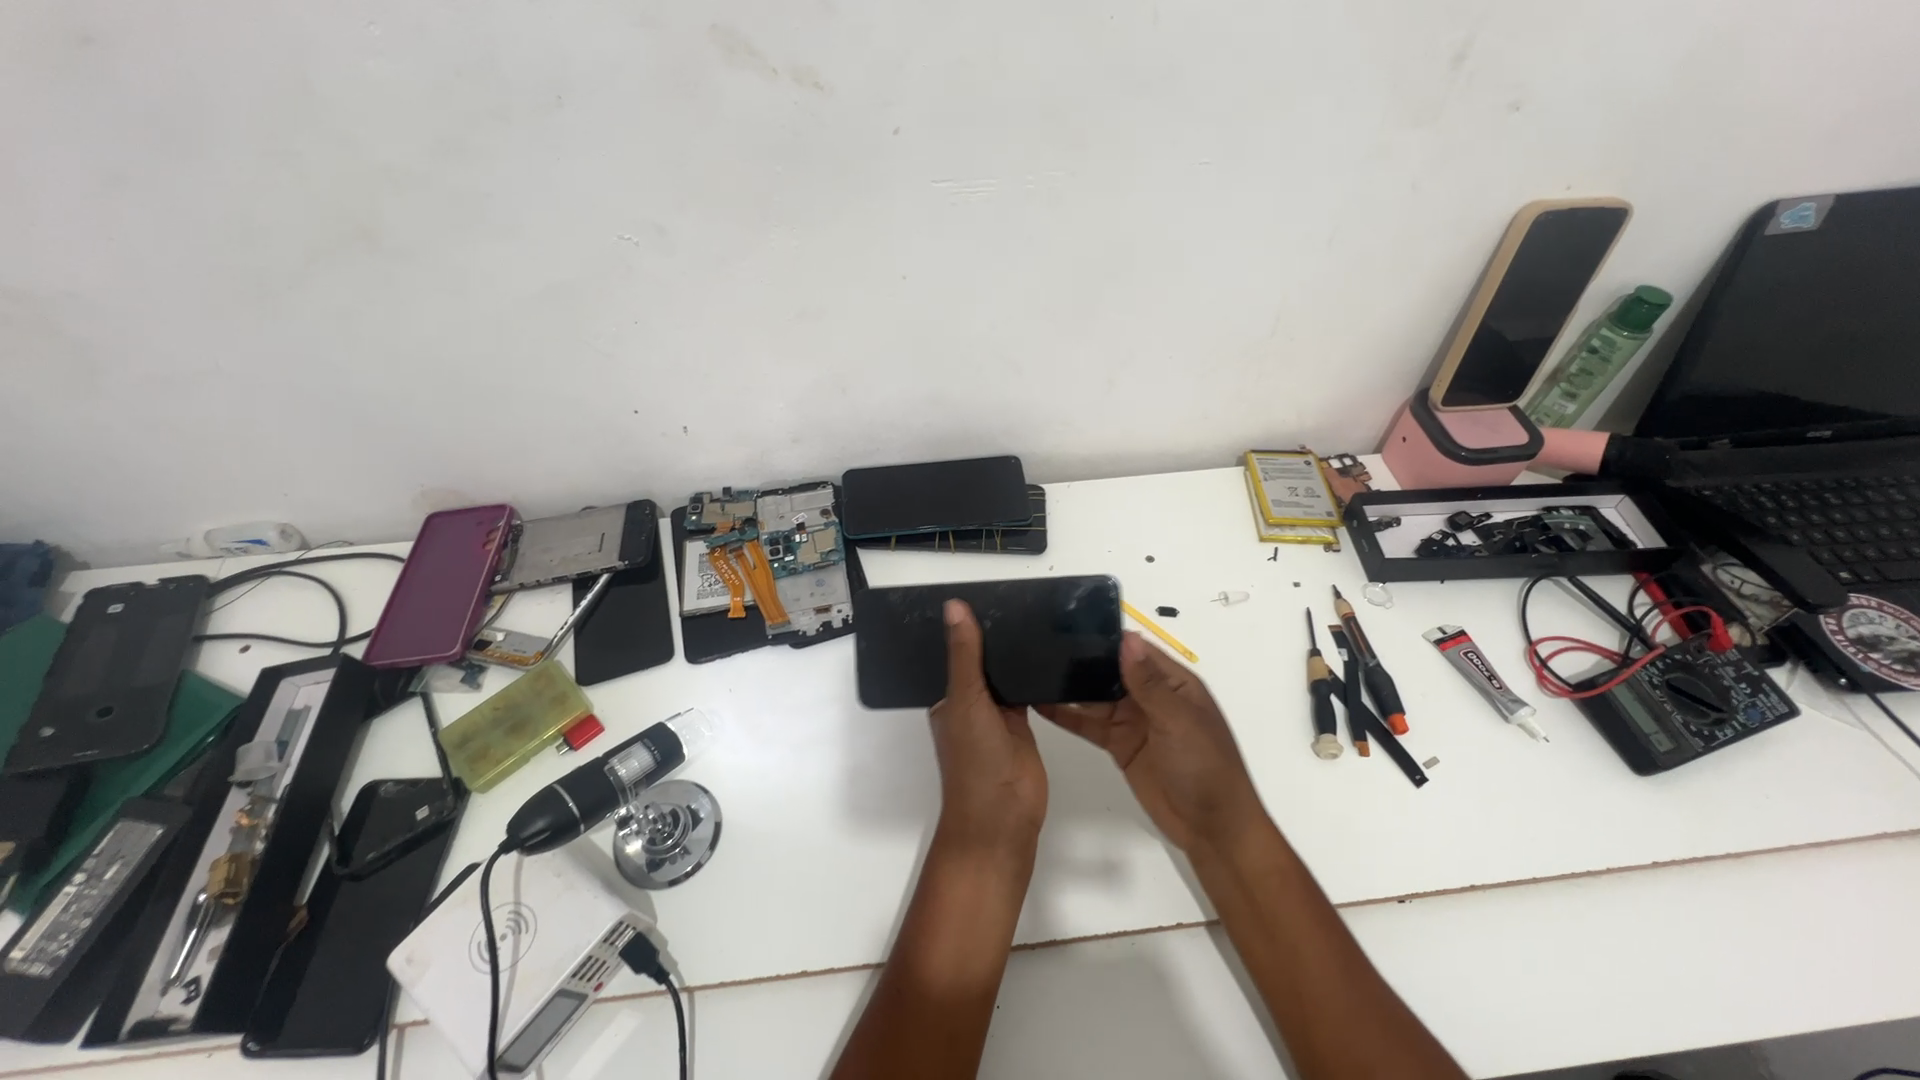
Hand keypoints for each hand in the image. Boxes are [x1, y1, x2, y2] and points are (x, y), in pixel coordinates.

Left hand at [928, 600, 1047, 850]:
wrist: (1003, 816)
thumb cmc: (975, 761)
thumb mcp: (966, 700)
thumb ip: (964, 655)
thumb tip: (954, 607)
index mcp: (946, 698)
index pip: (952, 655)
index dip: (961, 628)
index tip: (978, 592)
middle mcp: (969, 703)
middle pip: (981, 662)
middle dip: (991, 637)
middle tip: (1015, 597)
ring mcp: (997, 715)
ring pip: (1005, 675)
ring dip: (1014, 654)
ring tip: (1034, 613)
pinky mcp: (1023, 724)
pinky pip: (1027, 691)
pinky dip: (1035, 674)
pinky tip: (1049, 649)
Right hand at [1039, 633, 1265, 854]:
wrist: (1212, 827)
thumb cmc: (1205, 767)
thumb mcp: (1178, 721)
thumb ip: (1148, 683)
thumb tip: (1125, 640)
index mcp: (1174, 683)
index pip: (1136, 650)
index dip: (1107, 639)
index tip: (1069, 624)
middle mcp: (1152, 697)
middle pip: (1112, 671)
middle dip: (1083, 660)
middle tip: (1040, 645)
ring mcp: (1134, 721)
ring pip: (1096, 697)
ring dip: (1070, 686)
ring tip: (1032, 670)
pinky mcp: (1119, 745)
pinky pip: (1089, 725)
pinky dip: (1067, 715)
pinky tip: (1040, 703)